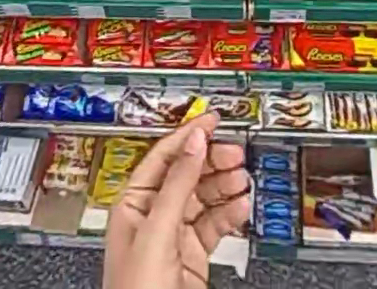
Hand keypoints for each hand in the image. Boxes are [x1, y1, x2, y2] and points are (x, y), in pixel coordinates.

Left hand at [102, 112, 250, 288]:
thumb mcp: (158, 232)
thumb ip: (178, 183)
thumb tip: (194, 140)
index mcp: (134, 203)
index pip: (164, 156)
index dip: (188, 134)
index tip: (212, 118)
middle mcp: (153, 216)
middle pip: (187, 173)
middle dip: (212, 159)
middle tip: (235, 151)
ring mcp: (174, 236)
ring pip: (204, 196)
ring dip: (225, 183)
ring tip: (242, 177)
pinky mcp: (192, 257)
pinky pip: (214, 224)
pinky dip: (230, 212)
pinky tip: (241, 204)